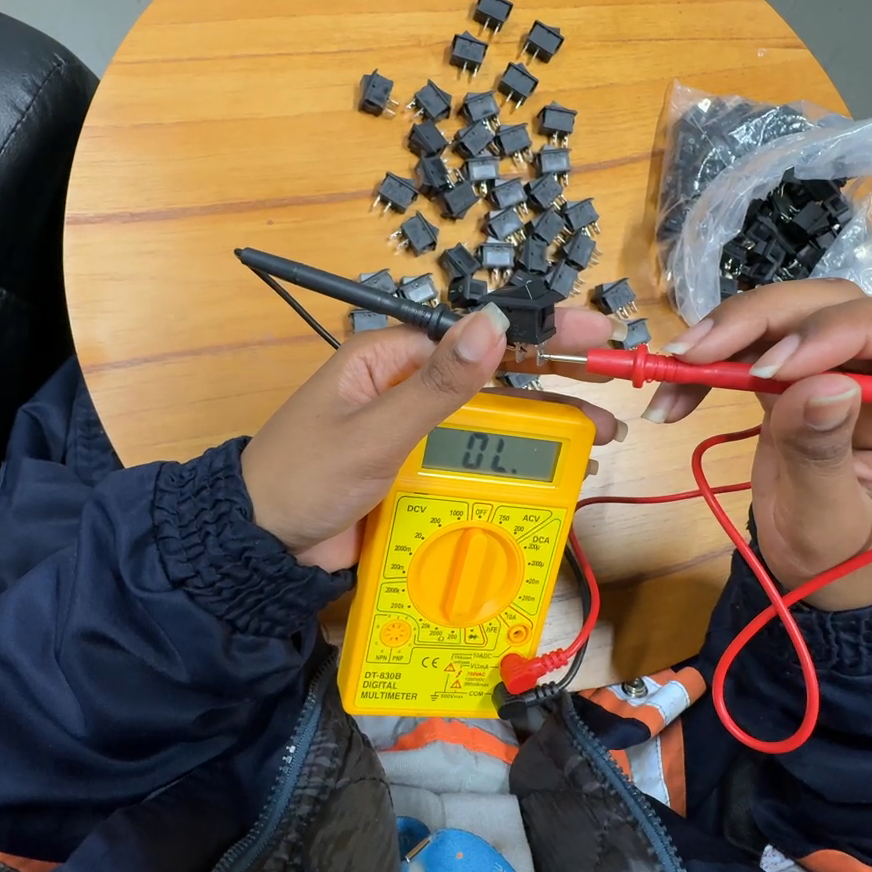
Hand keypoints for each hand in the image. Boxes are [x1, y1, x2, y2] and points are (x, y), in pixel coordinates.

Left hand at [243, 306, 622, 571]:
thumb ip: (438, 385)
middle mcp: (404, 387)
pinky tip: (547, 473)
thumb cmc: (303, 478)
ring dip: (537, 429)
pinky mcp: (412, 470)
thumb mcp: (375, 430)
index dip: (537, 333)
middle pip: (489, 379)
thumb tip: (493, 322)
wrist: (261, 548)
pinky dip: (506, 464)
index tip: (592, 331)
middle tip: (610, 395)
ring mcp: (410, 431)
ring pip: (485, 423)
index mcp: (388, 358)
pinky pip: (466, 460)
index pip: (474, 337)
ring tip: (594, 440)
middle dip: (550, 385)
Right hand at [641, 280, 871, 610]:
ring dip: (726, 335)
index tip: (776, 366)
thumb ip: (825, 455)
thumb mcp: (835, 522)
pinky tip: (673, 399)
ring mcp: (838, 370)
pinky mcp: (792, 381)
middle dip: (764, 320)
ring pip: (787, 316)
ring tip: (676, 366)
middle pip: (836, 305)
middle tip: (699, 352)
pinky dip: (705, 368)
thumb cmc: (846, 561)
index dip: (844, 328)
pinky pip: (749, 351)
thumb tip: (819, 383)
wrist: (820, 579)